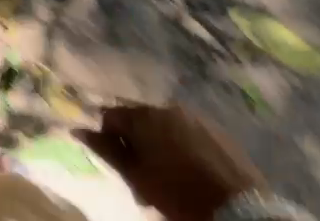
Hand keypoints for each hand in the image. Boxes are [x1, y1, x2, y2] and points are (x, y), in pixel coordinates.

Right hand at [76, 104, 265, 220]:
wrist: (242, 212)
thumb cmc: (179, 193)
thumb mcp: (136, 176)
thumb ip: (106, 149)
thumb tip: (77, 129)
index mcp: (144, 115)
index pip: (111, 116)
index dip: (110, 139)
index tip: (121, 165)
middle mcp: (169, 108)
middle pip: (140, 120)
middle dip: (137, 143)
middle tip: (144, 174)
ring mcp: (199, 120)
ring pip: (166, 127)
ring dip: (161, 144)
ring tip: (168, 173)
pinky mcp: (223, 135)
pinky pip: (191, 135)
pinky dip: (185, 148)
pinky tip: (192, 171)